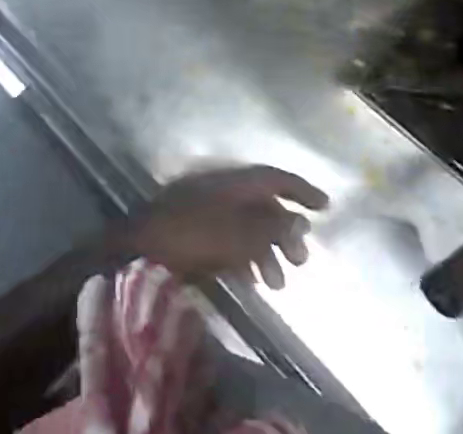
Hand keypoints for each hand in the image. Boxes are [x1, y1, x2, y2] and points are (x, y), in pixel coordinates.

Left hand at [119, 166, 329, 288]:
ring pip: (245, 225)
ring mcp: (201, 209)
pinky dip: (244, 256)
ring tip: (277, 284)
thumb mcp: (238, 235)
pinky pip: (227, 239)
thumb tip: (300, 220)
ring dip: (266, 250)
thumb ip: (271, 228)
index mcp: (228, 181)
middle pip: (260, 204)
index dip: (299, 189)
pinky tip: (253, 281)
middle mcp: (216, 189)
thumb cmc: (190, 237)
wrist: (137, 251)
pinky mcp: (189, 231)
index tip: (326, 206)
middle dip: (285, 230)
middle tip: (302, 260)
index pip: (271, 177)